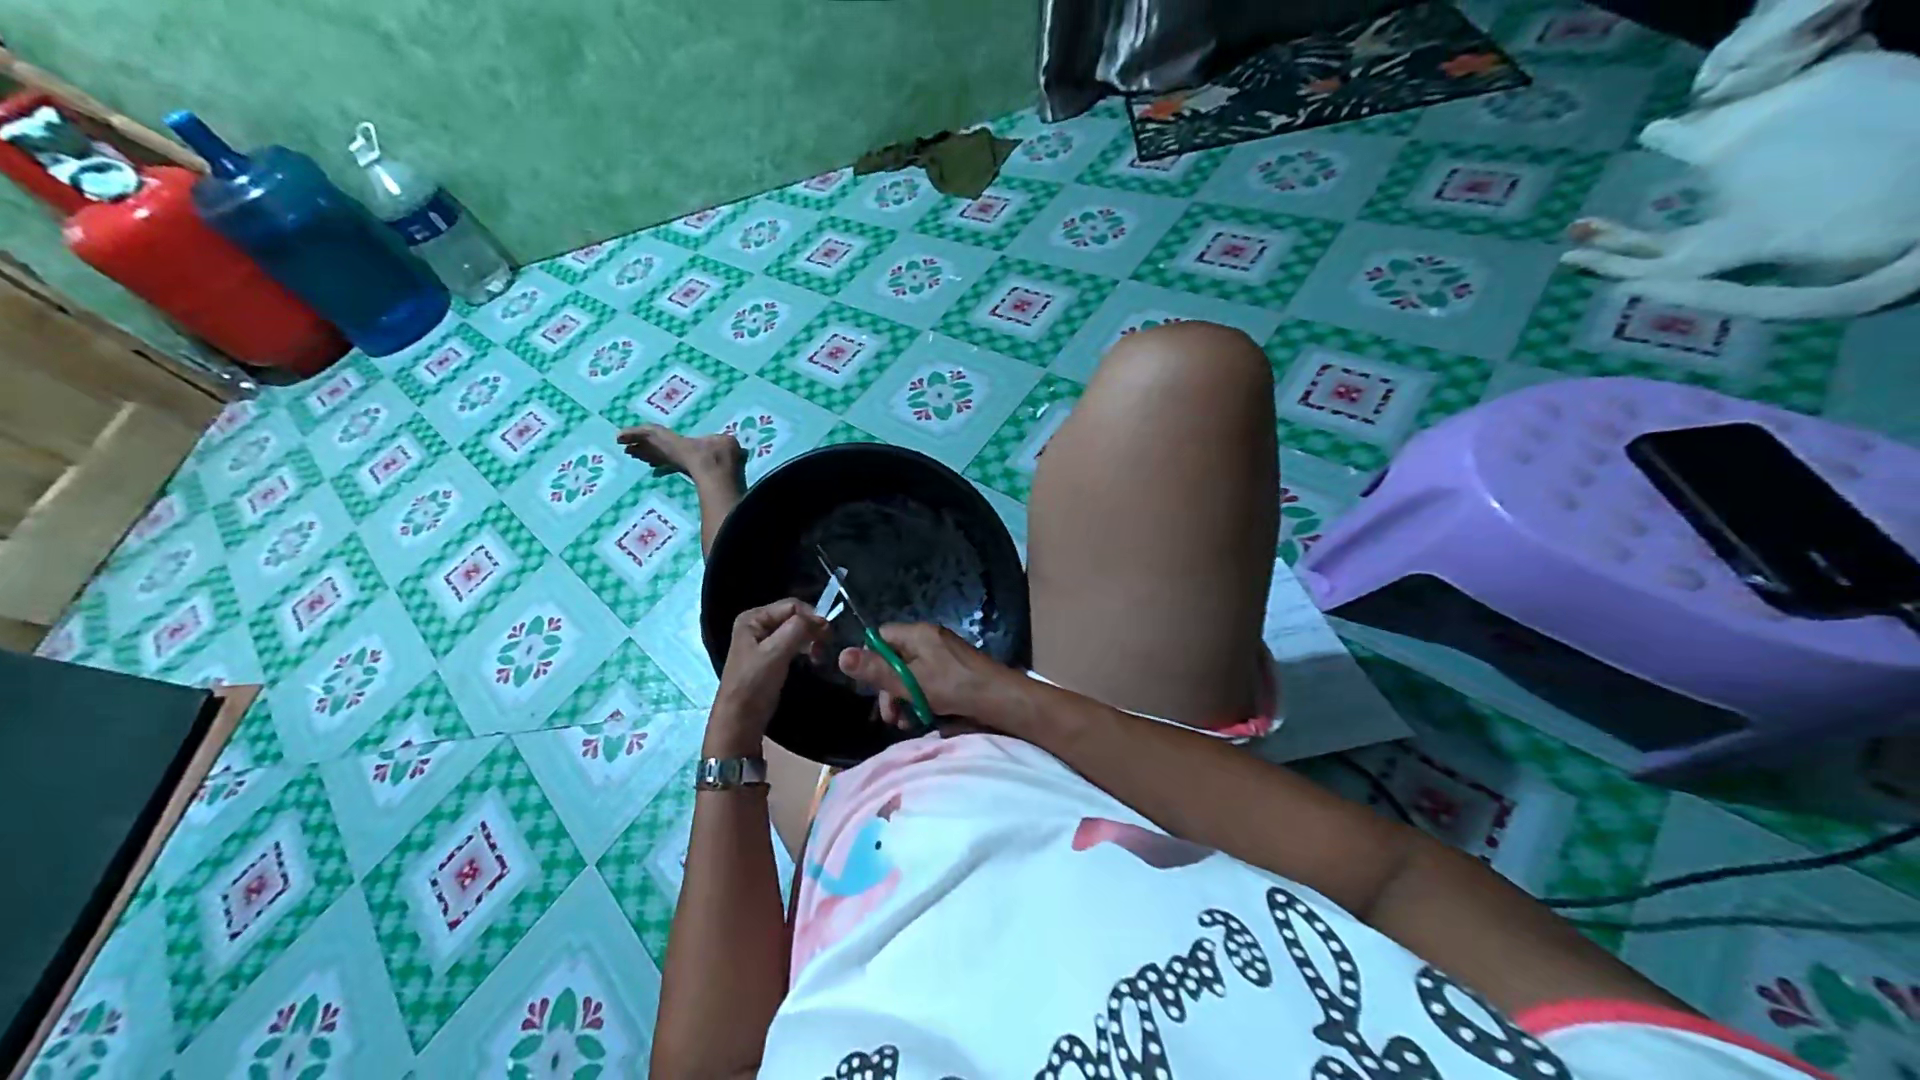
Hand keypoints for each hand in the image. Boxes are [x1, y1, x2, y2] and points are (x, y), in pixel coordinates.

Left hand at [711, 598, 826, 739]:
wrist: (741, 718)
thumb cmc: (754, 682)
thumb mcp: (775, 651)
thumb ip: (798, 629)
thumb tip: (822, 619)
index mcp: (753, 617)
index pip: (791, 605)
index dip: (811, 617)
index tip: (827, 634)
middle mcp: (757, 624)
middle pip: (794, 617)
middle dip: (812, 629)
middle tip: (825, 646)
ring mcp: (764, 641)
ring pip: (796, 631)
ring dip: (811, 640)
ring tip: (820, 655)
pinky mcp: (772, 656)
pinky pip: (795, 644)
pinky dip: (806, 649)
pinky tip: (814, 659)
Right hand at [836, 623, 1018, 728]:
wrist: (999, 698)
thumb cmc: (953, 685)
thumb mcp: (910, 681)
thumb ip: (876, 671)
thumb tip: (841, 655)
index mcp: (917, 633)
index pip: (881, 636)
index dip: (871, 659)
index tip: (871, 685)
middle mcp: (929, 639)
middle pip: (895, 659)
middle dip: (888, 689)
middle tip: (889, 716)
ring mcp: (943, 655)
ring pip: (910, 674)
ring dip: (903, 699)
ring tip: (904, 723)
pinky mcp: (954, 671)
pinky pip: (927, 681)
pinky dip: (921, 699)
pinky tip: (921, 718)